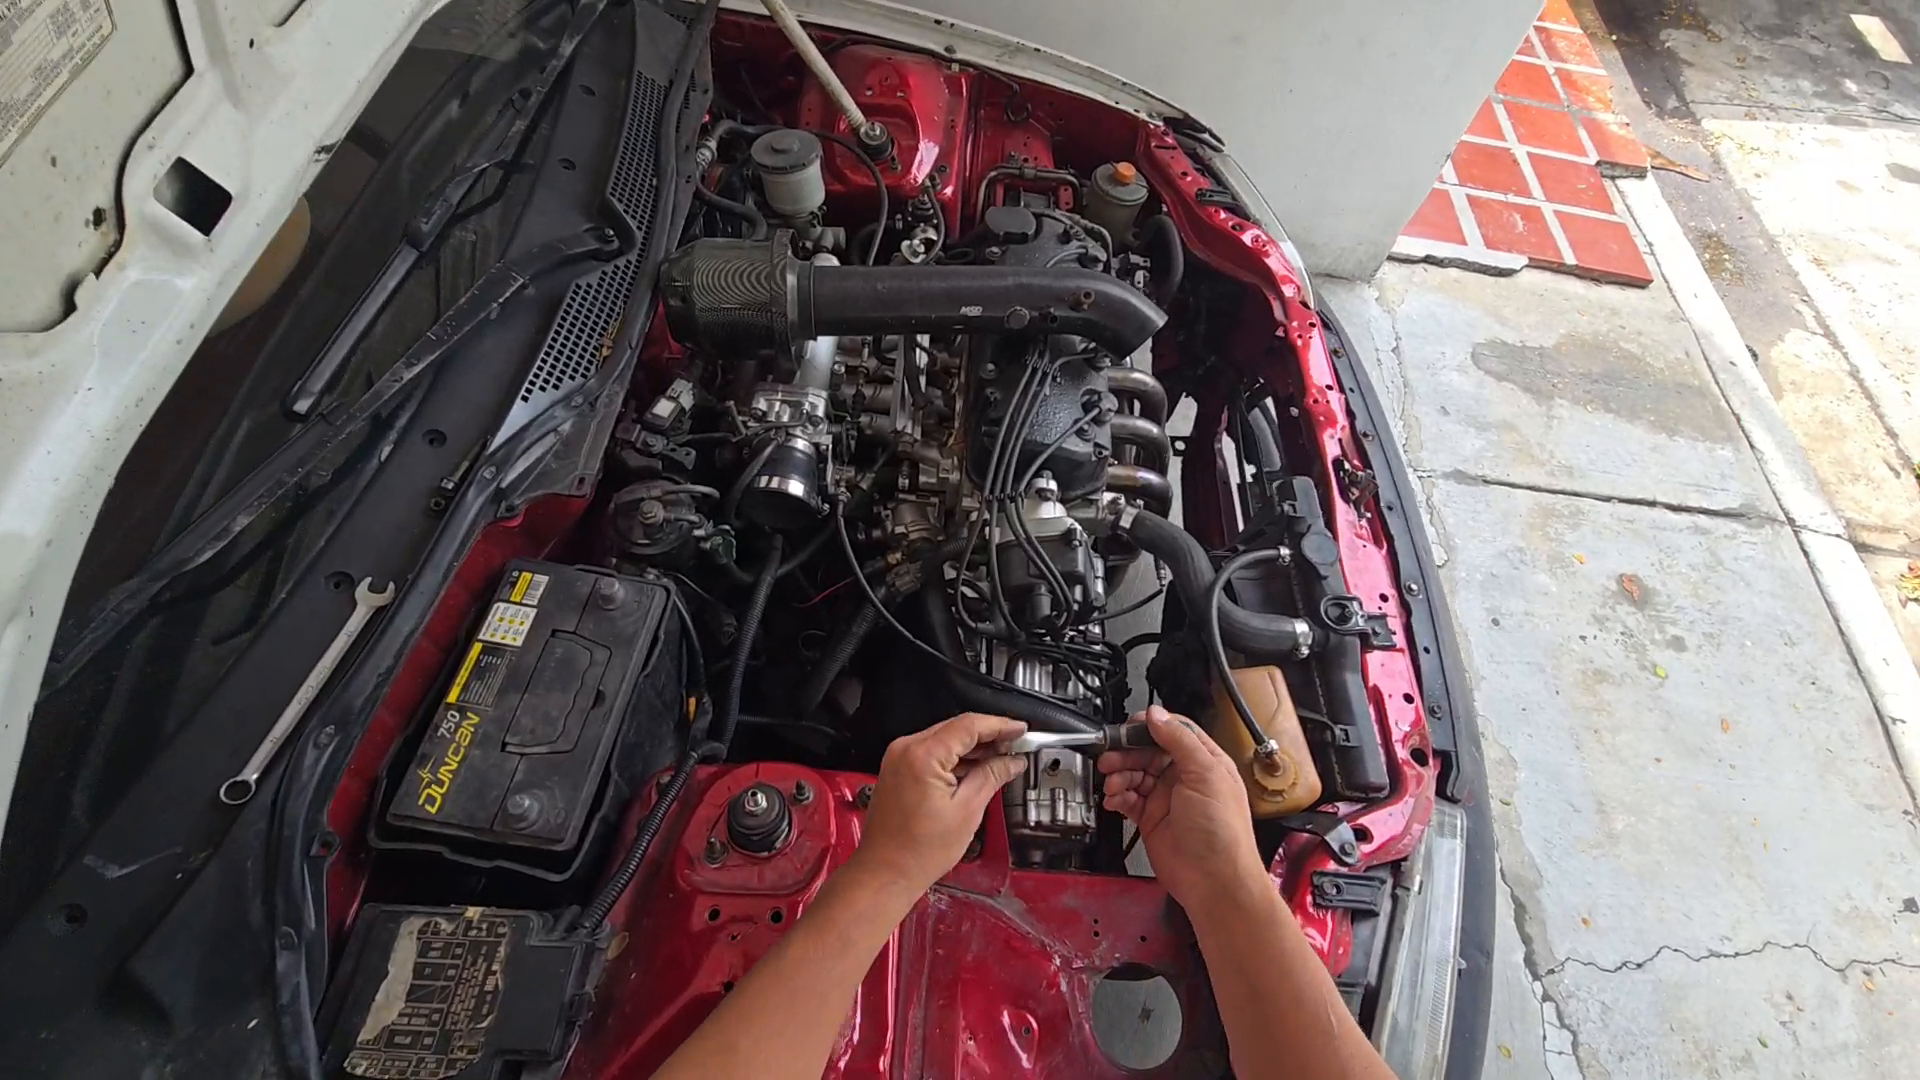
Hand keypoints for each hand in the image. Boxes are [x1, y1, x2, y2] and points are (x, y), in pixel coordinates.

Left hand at [850, 712, 1027, 896]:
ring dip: (972, 746)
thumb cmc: (918, 852)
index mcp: (922, 755)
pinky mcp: (898, 768)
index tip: (1020, 729)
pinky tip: (975, 768)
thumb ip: (992, 776)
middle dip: (988, 735)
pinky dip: (955, 757)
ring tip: (1001, 758)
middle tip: (1016, 745)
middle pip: (956, 728)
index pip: (968, 725)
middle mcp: (906, 749)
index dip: (999, 725)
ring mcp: (899, 757)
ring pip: (945, 738)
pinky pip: (932, 751)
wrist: (885, 873)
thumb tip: (1012, 761)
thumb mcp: (967, 811)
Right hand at [1098, 705, 1267, 913]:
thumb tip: (1157, 715)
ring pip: (1134, 773)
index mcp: (1204, 761)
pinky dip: (1117, 796)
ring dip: (1119, 774)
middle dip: (1126, 752)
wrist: (1214, 882)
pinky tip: (1114, 799)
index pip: (1173, 732)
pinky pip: (1128, 798)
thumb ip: (1179, 741)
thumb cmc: (1223, 834)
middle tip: (1111, 758)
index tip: (1128, 729)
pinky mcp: (1151, 818)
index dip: (1149, 728)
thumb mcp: (1205, 775)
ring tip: (1112, 782)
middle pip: (1147, 752)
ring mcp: (1167, 798)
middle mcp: (1184, 777)